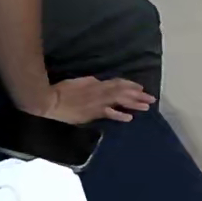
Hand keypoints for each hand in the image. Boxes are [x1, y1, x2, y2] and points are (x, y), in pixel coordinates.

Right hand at [38, 76, 154, 123]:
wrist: (50, 101)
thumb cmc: (60, 90)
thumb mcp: (78, 82)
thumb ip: (91, 83)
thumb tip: (99, 83)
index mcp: (96, 83)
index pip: (116, 83)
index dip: (129, 85)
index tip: (140, 87)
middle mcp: (99, 91)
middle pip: (122, 92)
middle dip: (137, 94)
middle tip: (151, 98)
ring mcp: (97, 103)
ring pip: (119, 101)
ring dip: (133, 103)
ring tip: (146, 106)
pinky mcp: (92, 113)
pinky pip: (109, 113)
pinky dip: (119, 115)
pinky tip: (129, 118)